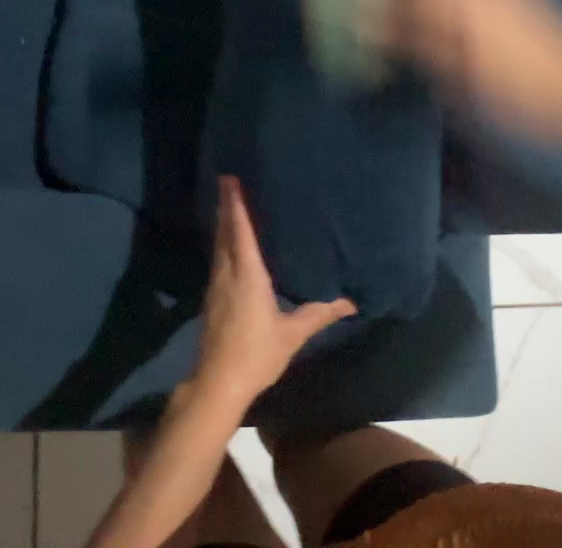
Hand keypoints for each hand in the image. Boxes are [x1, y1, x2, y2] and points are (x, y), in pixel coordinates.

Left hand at [192, 176, 357, 406]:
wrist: (217, 382)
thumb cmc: (257, 354)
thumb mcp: (292, 333)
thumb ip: (319, 314)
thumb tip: (351, 301)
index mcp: (247, 274)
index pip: (241, 231)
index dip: (236, 204)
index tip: (230, 179)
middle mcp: (227, 273)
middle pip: (224, 232)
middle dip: (226, 207)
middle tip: (227, 182)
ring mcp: (215, 285)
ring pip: (218, 246)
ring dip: (223, 225)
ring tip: (230, 206)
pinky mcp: (211, 298)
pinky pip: (217, 260)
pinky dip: (222, 244)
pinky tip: (228, 246)